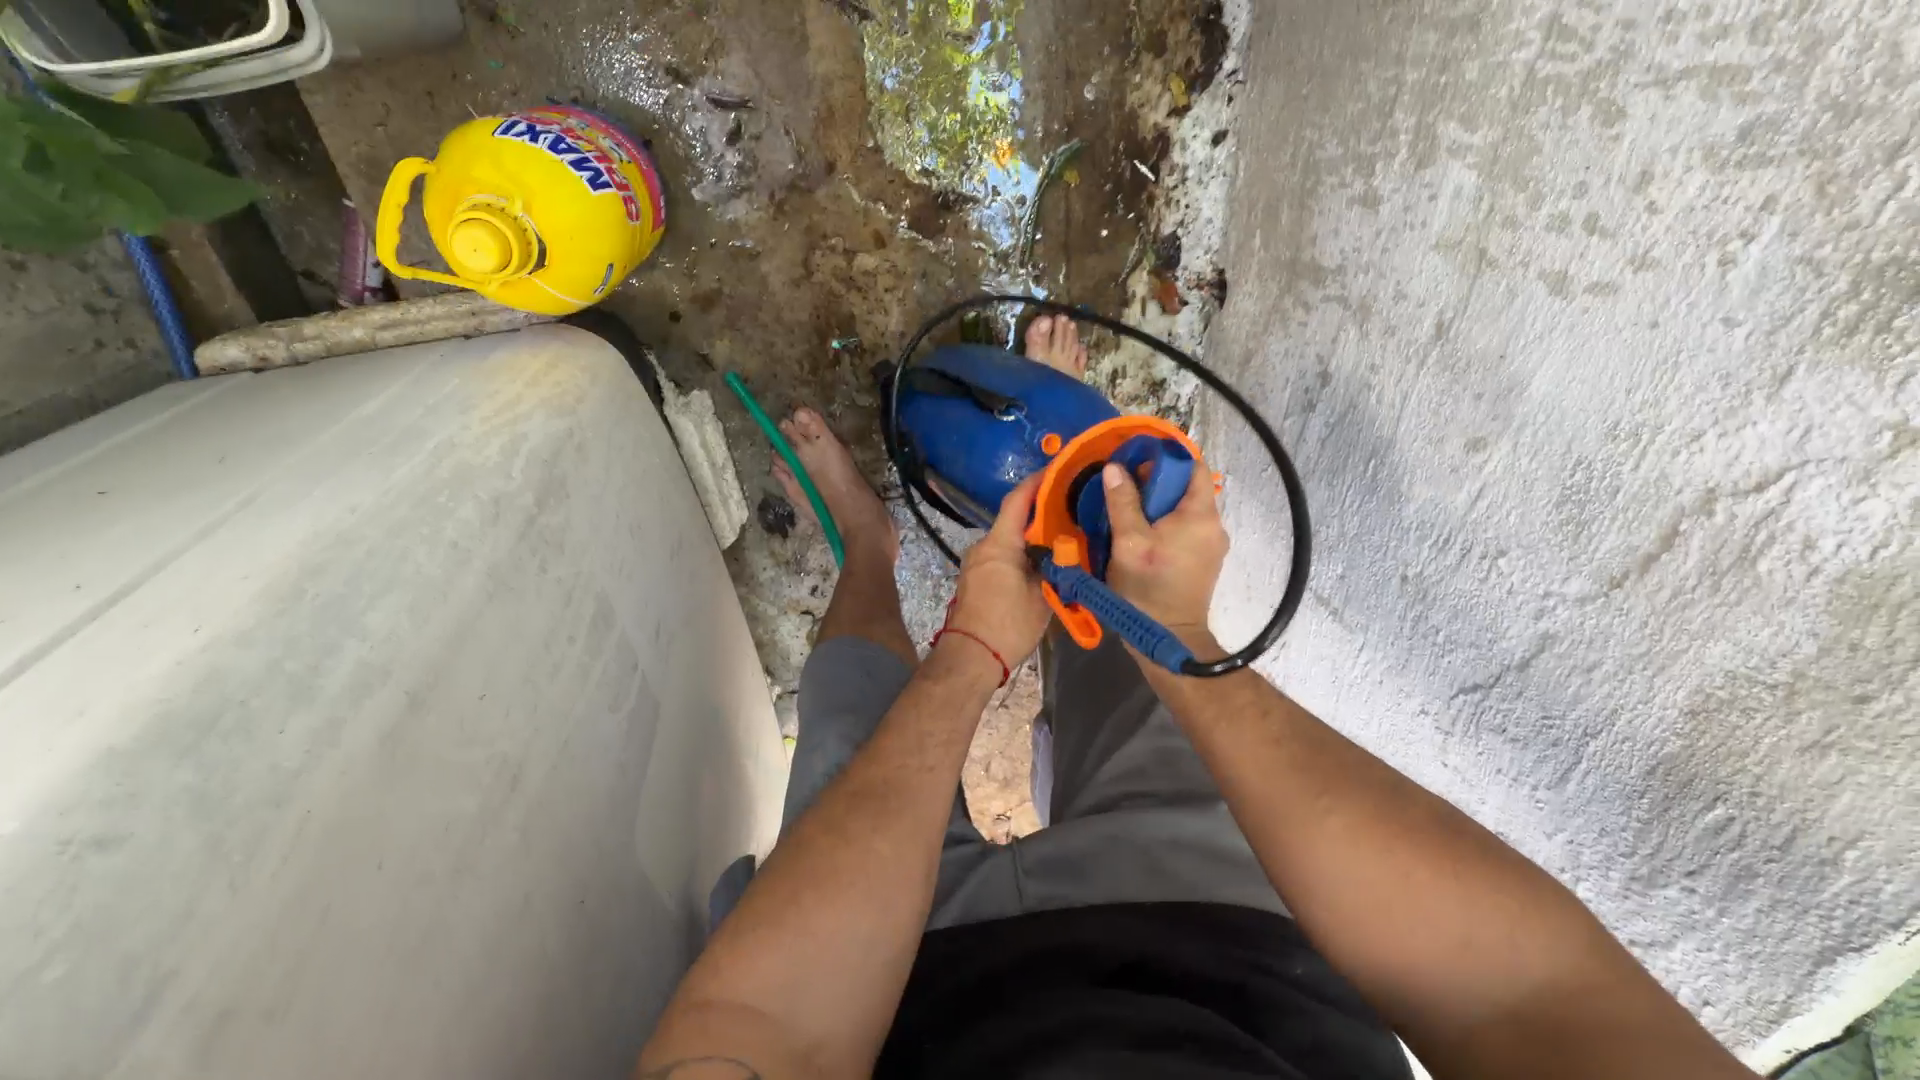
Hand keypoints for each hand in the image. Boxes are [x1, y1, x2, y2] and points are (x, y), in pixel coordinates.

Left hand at [945, 474, 1049, 670]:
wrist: (970, 657)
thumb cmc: (1007, 625)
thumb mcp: (1042, 596)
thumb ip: (1054, 568)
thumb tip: (1063, 551)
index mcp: (999, 544)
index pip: (1017, 501)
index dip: (1036, 483)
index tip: (1056, 470)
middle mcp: (983, 546)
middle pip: (1013, 521)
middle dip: (1040, 514)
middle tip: (1070, 510)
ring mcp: (975, 563)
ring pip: (1008, 541)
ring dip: (1031, 538)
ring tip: (1061, 539)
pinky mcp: (975, 579)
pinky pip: (1001, 556)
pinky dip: (1020, 554)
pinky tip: (1041, 563)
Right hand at [1102, 459, 1228, 644]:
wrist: (1168, 638)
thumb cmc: (1147, 589)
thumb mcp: (1128, 542)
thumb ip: (1122, 502)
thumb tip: (1115, 467)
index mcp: (1201, 515)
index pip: (1194, 466)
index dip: (1166, 456)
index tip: (1136, 457)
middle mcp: (1214, 526)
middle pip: (1188, 488)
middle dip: (1156, 482)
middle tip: (1123, 486)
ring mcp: (1211, 545)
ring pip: (1185, 510)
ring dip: (1158, 505)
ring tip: (1126, 510)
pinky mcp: (1203, 561)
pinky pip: (1186, 529)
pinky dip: (1165, 524)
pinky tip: (1140, 533)